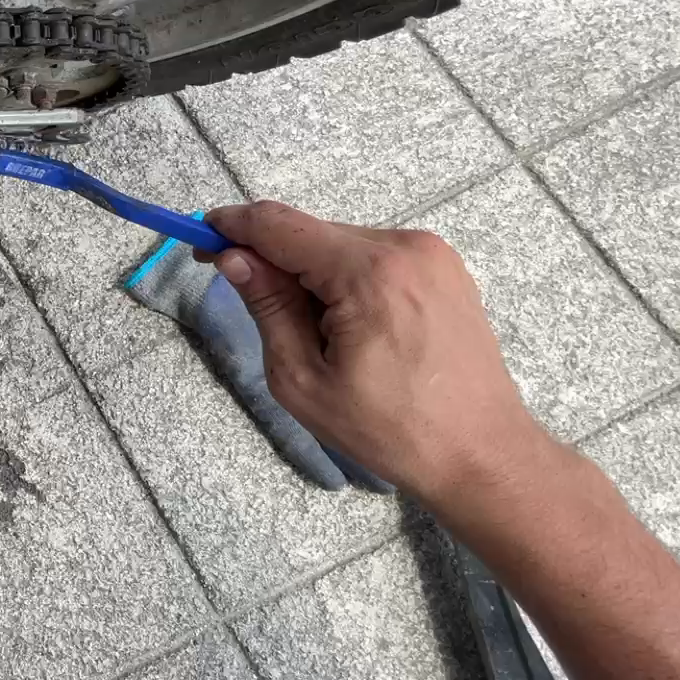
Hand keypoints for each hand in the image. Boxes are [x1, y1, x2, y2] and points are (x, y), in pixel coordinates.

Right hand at [198, 201, 547, 498]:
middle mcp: (404, 247)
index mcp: (369, 273)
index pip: (277, 225)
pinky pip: (364, 254)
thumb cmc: (384, 427)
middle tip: (235, 287)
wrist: (482, 454)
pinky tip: (334, 317)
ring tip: (297, 323)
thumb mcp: (299, 376)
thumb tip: (232, 258)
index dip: (229, 226)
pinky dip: (333, 273)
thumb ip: (266, 306)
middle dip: (262, 251)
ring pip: (333, 241)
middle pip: (305, 230)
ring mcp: (430, 254)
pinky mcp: (440, 268)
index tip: (198, 242)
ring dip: (299, 267)